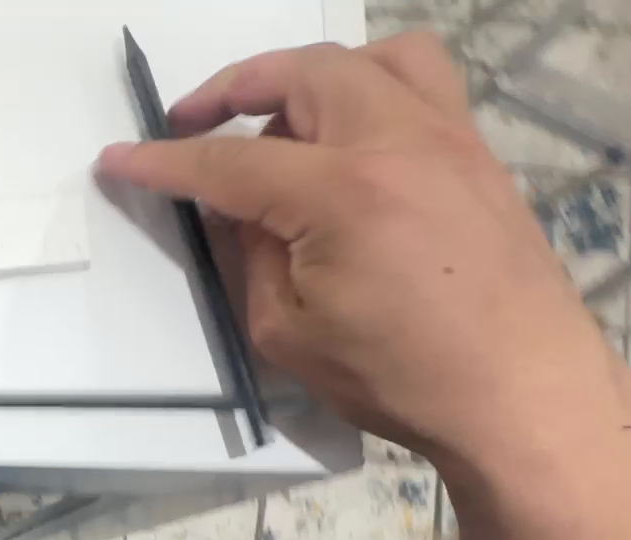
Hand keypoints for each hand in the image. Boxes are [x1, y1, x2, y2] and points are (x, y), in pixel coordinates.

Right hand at [97, 33, 623, 465]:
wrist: (513, 390)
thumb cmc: (389, 373)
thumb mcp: (283, 329)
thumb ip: (252, 256)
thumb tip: (240, 210)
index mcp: (344, 195)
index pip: (231, 162)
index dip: (164, 161)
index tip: (117, 158)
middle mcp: (402, 143)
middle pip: (307, 74)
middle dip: (233, 87)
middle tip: (186, 120)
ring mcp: (450, 141)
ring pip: (373, 59)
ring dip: (305, 76)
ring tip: (268, 119)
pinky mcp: (474, 156)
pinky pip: (417, 86)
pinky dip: (361, 90)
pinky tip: (334, 142)